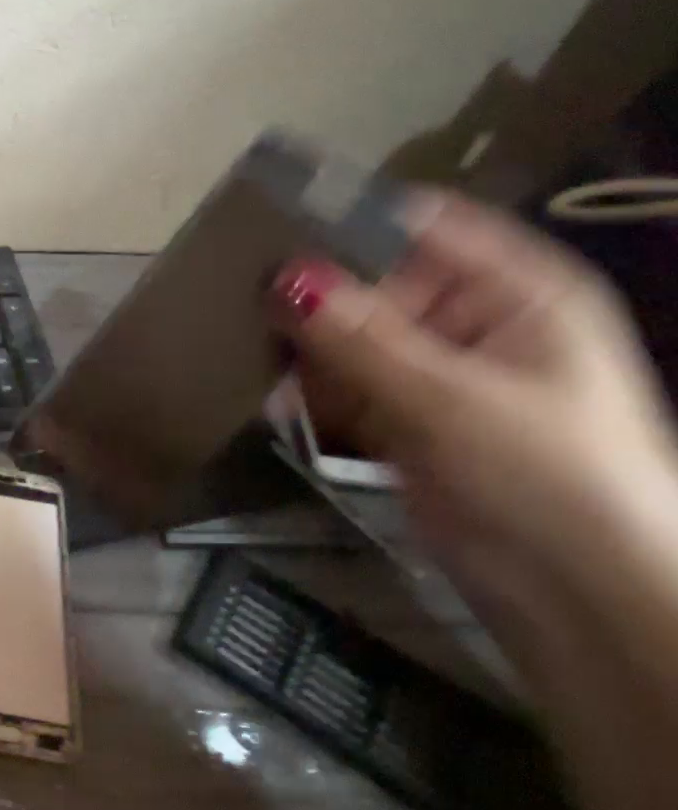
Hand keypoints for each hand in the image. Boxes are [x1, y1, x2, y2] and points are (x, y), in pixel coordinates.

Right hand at [272, 189, 677, 625]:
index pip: (425, 228)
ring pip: (346, 337)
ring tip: (240, 345)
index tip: (270, 219)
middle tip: (234, 293)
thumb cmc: (546, 475)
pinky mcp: (400, 417)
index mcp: (515, 293)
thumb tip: (282, 279)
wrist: (577, 591)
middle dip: (311, 294)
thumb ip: (361, 338)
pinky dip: (304, 390)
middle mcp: (470, 321)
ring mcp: (431, 372)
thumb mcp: (451, 398)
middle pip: (373, 283)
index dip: (353, 218)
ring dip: (300, 346)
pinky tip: (268, 395)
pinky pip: (339, 385)